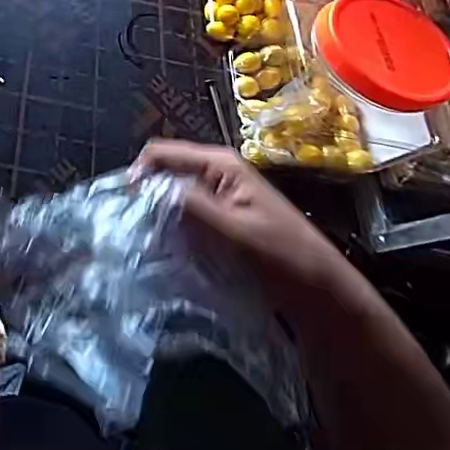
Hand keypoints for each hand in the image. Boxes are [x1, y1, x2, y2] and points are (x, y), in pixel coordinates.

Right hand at [135, 139, 359, 314]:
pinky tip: (170, 249)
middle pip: (164, 172)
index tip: (125, 204)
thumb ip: (190, 205)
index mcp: (219, 164)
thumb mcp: (233, 230)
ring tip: (149, 241)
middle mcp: (216, 172)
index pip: (161, 153)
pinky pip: (184, 215)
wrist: (324, 296)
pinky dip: (173, 228)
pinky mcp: (221, 218)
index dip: (139, 173)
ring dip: (159, 215)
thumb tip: (146, 190)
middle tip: (136, 227)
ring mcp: (219, 195)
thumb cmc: (284, 258)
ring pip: (172, 195)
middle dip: (147, 195)